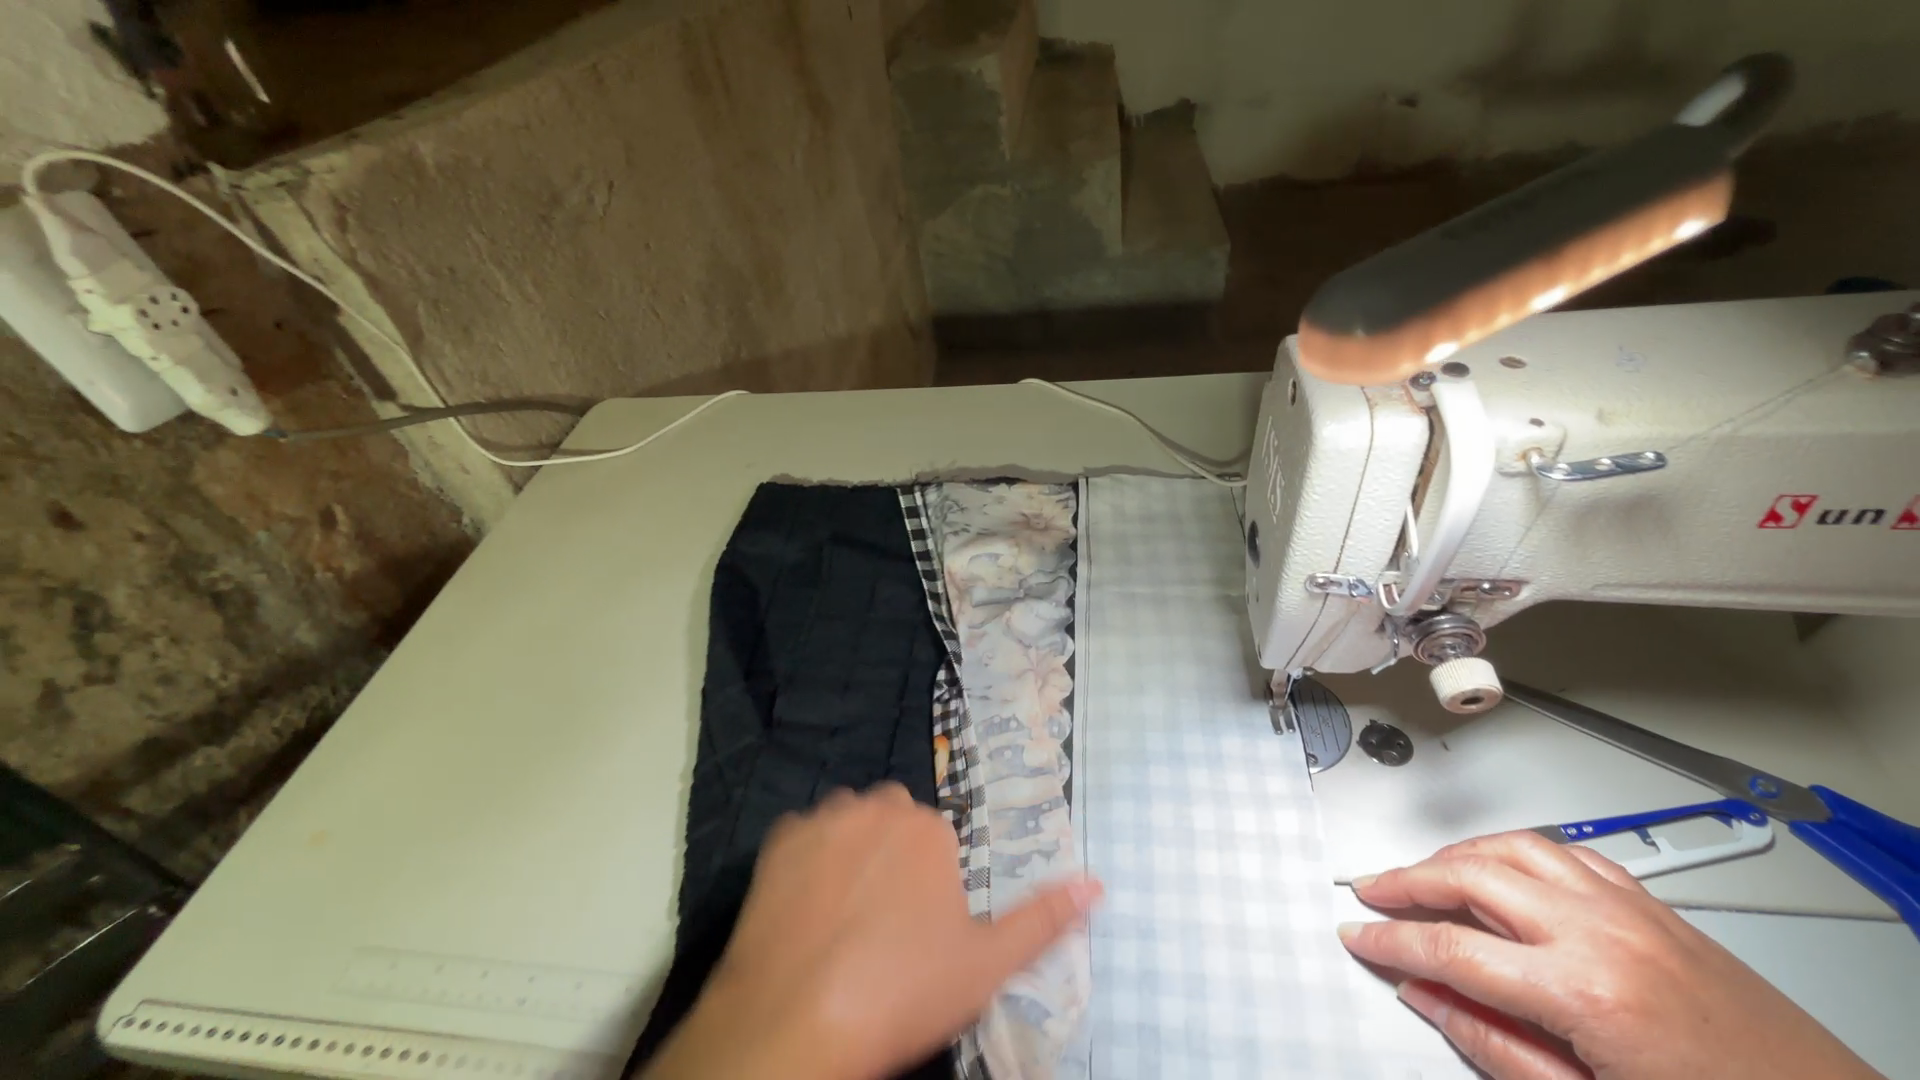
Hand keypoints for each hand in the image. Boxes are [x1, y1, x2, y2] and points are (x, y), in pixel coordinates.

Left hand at [645, 783, 1101, 1079]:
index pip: (936, 840)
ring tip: (846, 916)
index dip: (929, 884)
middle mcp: (875, 808)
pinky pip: (801, 839)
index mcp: (929, 829)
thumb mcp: (986, 965)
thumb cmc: (902, 992)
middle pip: (892, 821)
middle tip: (886, 922)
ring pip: (846, 823)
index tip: (918, 927)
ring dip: (851, 850)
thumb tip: (1095, 884)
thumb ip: (1042, 920)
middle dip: (893, 854)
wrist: (796, 1021)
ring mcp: (820, 822)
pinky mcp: (775, 843)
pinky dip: (807, 862)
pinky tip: (807, 909)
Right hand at [1337, 830, 1885, 1079]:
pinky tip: (1500, 867)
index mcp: (1584, 992)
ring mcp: (1632, 911)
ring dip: (1455, 854)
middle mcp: (1603, 933)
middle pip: (1471, 876)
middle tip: (1373, 893)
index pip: (1451, 950)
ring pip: (1514, 848)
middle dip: (1407, 880)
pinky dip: (1517, 852)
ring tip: (1423, 872)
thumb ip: (1494, 1045)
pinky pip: (1568, 854)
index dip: (1391, 941)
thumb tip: (1426, 998)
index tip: (1360, 937)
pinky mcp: (1656, 907)